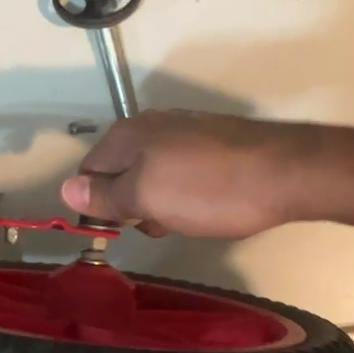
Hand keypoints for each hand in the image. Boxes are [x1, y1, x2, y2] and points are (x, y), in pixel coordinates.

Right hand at [62, 110, 316, 238]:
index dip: (97, 203)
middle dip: (133, 204)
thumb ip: (105, 195)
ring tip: (188, 219)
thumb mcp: (147, 198)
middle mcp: (151, 124)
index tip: (121, 227)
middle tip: (159, 225)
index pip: (89, 170)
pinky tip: (209, 207)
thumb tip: (66, 189)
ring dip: (161, 202)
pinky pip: (182, 171)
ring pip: (153, 175)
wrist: (287, 172)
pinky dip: (186, 193)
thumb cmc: (209, 190)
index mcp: (128, 133)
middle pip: (121, 172)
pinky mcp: (213, 142)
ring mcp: (185, 130)